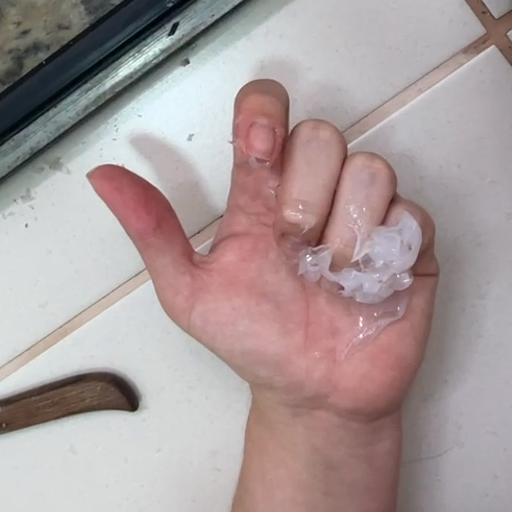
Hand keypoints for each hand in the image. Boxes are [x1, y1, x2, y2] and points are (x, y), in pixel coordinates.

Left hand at [87, 79, 438, 425]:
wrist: (316, 396)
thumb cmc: (255, 340)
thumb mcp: (190, 291)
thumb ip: (153, 231)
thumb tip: (102, 177)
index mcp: (262, 191)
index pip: (265, 115)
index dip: (264, 115)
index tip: (257, 151)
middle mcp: (314, 189)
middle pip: (321, 135)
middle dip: (304, 198)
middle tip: (294, 249)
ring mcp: (363, 211)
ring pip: (368, 168)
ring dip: (345, 234)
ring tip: (331, 276)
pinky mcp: (408, 239)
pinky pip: (409, 212)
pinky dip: (383, 253)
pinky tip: (365, 285)